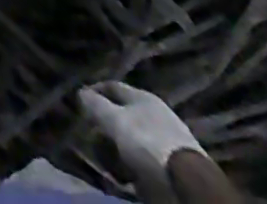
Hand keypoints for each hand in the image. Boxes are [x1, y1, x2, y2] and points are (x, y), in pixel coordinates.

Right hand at [77, 81, 203, 191]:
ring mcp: (165, 138)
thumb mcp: (114, 119)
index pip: (111, 86)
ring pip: (130, 136)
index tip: (79, 104)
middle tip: (90, 133)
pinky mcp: (171, 161)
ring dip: (115, 145)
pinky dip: (129, 161)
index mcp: (143, 97)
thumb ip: (95, 104)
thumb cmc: (146, 141)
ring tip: (104, 156)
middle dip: (103, 124)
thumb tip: (81, 92)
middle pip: (121, 113)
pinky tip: (122, 170)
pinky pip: (142, 156)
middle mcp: (155, 114)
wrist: (187, 180)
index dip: (93, 92)